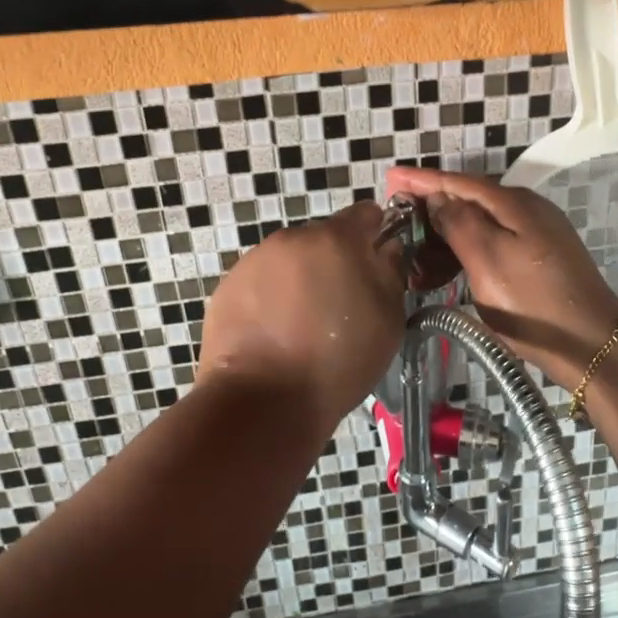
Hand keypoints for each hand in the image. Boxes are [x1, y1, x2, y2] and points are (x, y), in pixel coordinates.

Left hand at [198, 202, 405, 434]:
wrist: (262, 403)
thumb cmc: (338, 362)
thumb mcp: (388, 320)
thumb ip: (390, 272)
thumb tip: (385, 249)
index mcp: (336, 238)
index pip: (366, 215)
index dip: (376, 237)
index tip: (377, 268)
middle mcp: (292, 238)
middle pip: (324, 238)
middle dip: (335, 263)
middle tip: (340, 308)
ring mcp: (254, 260)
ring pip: (290, 260)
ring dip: (301, 281)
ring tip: (303, 327)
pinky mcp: (227, 286)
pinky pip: (260, 282)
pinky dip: (270, 299)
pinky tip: (274, 335)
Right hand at [387, 167, 617, 385]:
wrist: (593, 344)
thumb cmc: (533, 303)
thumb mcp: (487, 261)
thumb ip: (460, 223)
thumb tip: (439, 197)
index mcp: (514, 203)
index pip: (458, 182)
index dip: (422, 179)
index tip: (389, 175)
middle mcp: (527, 209)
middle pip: (470, 199)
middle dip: (431, 206)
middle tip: (397, 218)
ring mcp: (537, 233)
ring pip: (482, 222)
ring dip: (447, 233)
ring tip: (417, 251)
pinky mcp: (540, 257)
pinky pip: (494, 241)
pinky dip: (467, 249)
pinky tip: (450, 266)